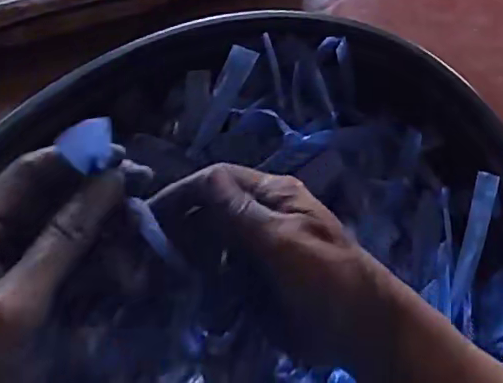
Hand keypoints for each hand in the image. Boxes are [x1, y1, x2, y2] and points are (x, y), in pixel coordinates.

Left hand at [0, 148, 126, 382]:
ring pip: (56, 241)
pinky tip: (117, 281)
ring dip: (99, 240)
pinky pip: (53, 278)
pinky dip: (87, 274)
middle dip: (96, 200)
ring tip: (136, 248)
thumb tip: (111, 177)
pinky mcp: (3, 319)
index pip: (26, 175)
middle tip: (145, 196)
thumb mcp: (12, 312)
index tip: (126, 160)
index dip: (77, 159)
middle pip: (45, 205)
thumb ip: (61, 241)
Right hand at [150, 164, 502, 382]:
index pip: (219, 179)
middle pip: (213, 210)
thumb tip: (205, 177)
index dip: (184, 192)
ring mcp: (261, 249)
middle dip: (180, 226)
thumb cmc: (325, 274)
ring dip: (188, 257)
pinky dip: (202, 283)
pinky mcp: (258, 282)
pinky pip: (222, 275)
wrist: (359, 324)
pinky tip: (184, 298)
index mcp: (273, 195)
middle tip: (143, 253)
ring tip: (154, 278)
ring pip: (213, 243)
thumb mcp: (282, 240)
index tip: (146, 214)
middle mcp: (264, 215)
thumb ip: (242, 213)